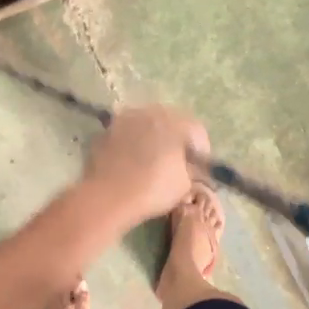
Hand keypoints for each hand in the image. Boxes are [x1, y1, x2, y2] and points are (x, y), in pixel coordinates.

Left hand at [81, 105, 209, 222]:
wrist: (108, 195)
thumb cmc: (153, 189)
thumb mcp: (186, 184)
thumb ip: (192, 169)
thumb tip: (190, 166)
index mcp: (176, 122)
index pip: (198, 131)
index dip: (201, 151)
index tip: (199, 168)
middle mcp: (151, 112)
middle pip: (171, 121)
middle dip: (177, 139)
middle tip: (177, 161)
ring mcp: (126, 118)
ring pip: (147, 123)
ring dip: (153, 137)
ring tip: (152, 159)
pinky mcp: (107, 129)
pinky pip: (127, 131)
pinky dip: (133, 141)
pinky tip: (131, 159)